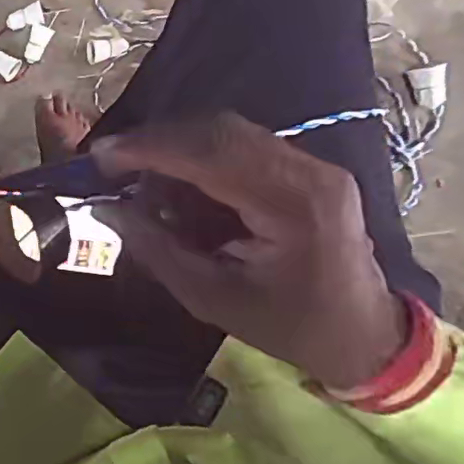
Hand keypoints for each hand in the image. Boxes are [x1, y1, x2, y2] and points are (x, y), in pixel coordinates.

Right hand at [91, 113, 407, 388]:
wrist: (363, 333)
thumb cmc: (289, 325)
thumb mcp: (212, 299)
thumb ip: (157, 249)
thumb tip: (107, 209)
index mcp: (293, 205)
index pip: (212, 153)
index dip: (149, 147)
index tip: (101, 156)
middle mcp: (309, 170)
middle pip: (218, 131)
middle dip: (156, 143)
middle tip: (111, 166)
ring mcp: (311, 164)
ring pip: (226, 133)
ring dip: (175, 152)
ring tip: (142, 186)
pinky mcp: (303, 168)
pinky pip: (238, 147)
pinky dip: (197, 160)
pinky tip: (177, 190)